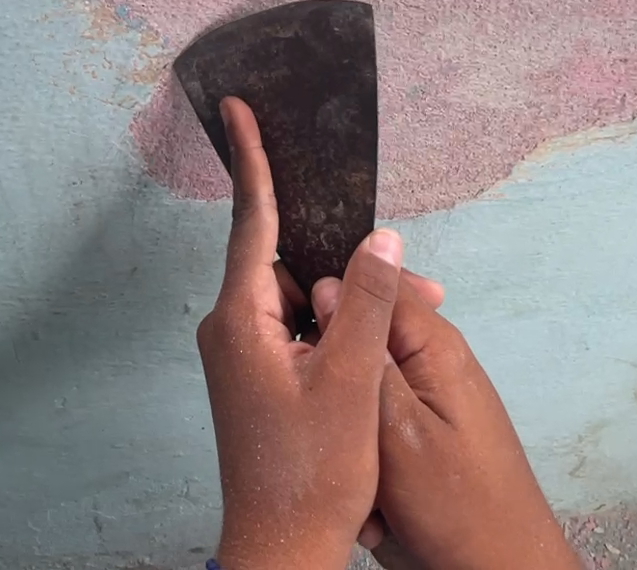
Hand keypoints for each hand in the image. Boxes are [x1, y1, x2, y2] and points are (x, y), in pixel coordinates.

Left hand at [197, 97, 405, 569]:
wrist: (281, 548)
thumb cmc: (311, 474)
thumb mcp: (350, 382)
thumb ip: (366, 303)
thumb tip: (383, 238)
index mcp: (241, 316)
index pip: (250, 219)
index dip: (251, 159)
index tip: (237, 109)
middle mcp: (232, 324)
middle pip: (284, 259)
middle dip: (337, 252)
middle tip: (399, 262)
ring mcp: (242, 349)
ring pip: (298, 295)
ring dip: (345, 297)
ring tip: (404, 303)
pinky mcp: (258, 371)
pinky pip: (297, 324)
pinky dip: (333, 323)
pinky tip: (371, 332)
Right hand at [311, 276, 577, 569]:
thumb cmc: (453, 506)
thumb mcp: (396, 430)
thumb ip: (363, 355)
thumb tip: (328, 286)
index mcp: (431, 341)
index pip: (373, 275)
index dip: (327, 283)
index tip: (287, 309)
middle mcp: (431, 352)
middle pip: (365, 315)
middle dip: (330, 339)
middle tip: (300, 368)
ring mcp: (426, 384)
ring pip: (363, 357)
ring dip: (342, 383)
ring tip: (320, 413)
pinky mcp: (418, 414)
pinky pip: (375, 393)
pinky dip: (357, 414)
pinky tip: (345, 445)